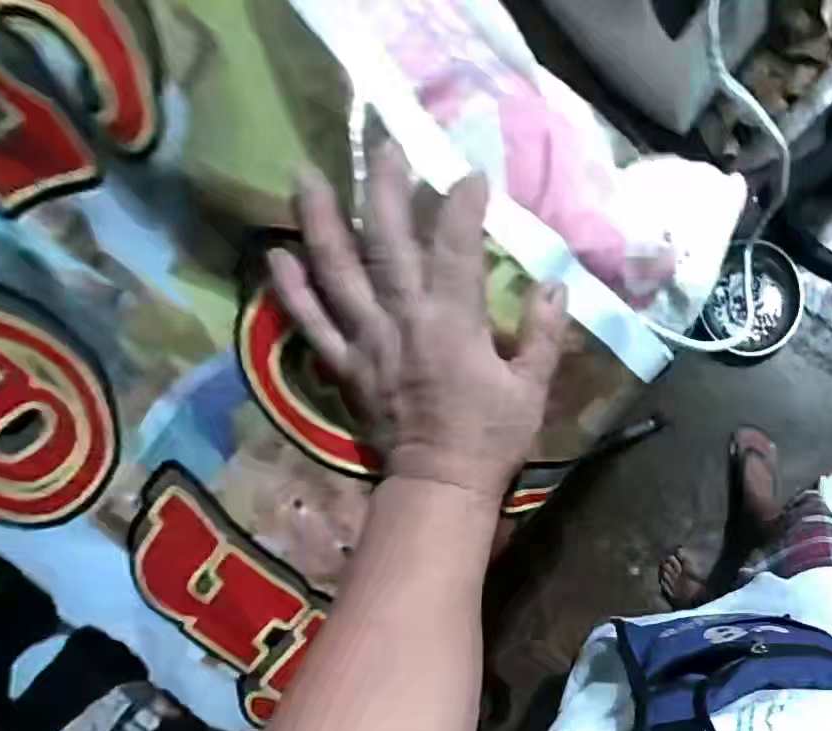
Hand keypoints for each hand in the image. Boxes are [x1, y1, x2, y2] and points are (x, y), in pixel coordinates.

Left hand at [267, 145, 568, 499]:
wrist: (442, 484)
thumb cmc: (493, 439)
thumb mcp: (531, 389)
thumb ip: (542, 335)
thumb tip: (555, 286)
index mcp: (454, 323)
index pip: (456, 247)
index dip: (462, 204)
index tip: (470, 174)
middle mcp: (404, 319)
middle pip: (388, 242)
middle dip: (387, 188)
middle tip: (383, 146)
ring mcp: (367, 341)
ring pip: (337, 271)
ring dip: (319, 220)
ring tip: (303, 173)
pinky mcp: (347, 367)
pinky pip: (312, 324)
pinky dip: (291, 290)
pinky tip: (276, 255)